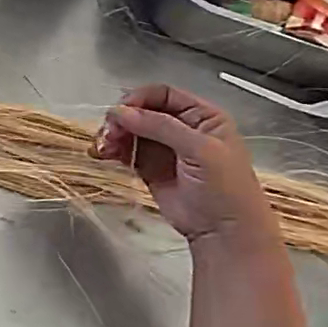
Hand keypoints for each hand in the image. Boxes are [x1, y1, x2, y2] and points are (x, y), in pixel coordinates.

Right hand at [91, 85, 274, 244]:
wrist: (224, 232)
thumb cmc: (225, 189)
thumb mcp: (201, 150)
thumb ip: (161, 127)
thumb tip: (119, 111)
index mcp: (202, 117)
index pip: (163, 94)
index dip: (139, 99)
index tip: (120, 112)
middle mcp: (181, 128)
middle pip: (139, 111)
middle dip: (120, 120)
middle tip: (109, 135)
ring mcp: (162, 147)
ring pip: (127, 129)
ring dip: (111, 134)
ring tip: (103, 149)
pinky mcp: (147, 166)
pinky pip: (122, 149)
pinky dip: (108, 149)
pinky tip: (101, 154)